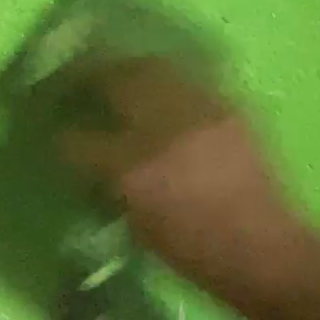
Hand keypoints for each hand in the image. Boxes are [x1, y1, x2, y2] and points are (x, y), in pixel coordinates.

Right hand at [58, 58, 319, 306]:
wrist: (262, 251)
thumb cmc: (193, 250)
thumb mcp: (136, 223)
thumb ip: (109, 184)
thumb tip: (91, 158)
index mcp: (133, 170)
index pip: (81, 139)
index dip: (64, 135)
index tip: (58, 132)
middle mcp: (164, 131)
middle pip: (119, 79)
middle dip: (93, 74)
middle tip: (80, 78)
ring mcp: (200, 113)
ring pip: (155, 68)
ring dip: (130, 68)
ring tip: (119, 74)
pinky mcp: (228, 109)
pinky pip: (188, 79)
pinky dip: (167, 80)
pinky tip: (161, 88)